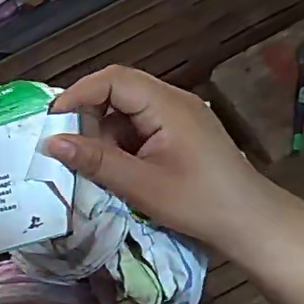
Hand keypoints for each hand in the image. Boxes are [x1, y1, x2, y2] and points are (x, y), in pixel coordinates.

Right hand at [42, 66, 278, 250]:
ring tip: (92, 162)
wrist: (252, 224)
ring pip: (125, 109)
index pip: (113, 79)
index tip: (52, 122)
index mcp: (167, 105)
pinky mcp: (179, 132)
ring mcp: (178, 116)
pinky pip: (138, 125)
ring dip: (102, 131)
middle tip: (66, 143)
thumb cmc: (199, 203)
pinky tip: (115, 167)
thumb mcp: (141, 185)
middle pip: (118, 89)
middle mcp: (173, 100)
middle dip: (87, 113)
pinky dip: (118, 141)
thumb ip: (95, 161)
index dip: (78, 94)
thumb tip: (51, 143)